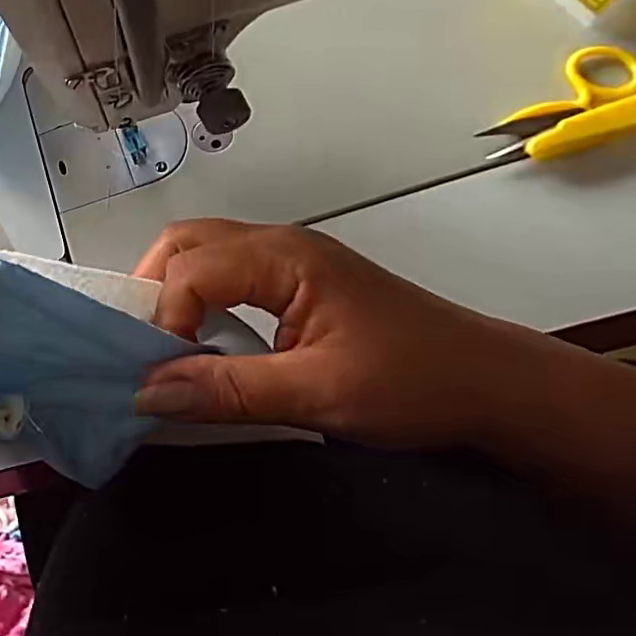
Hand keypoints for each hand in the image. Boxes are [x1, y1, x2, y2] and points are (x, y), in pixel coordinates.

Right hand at [133, 219, 559, 448]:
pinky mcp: (294, 275)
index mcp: (282, 256)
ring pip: (202, 249)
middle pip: (186, 239)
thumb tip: (149, 392)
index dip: (165, 317)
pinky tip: (203, 334)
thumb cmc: (415, 382)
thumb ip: (229, 389)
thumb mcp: (318, 395)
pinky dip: (199, 295)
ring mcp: (286, 255)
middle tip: (144, 343)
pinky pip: (225, 268)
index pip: (191, 268)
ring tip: (164, 341)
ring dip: (173, 289)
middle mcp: (276, 241)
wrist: (491, 382)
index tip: (163, 372)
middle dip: (152, 285)